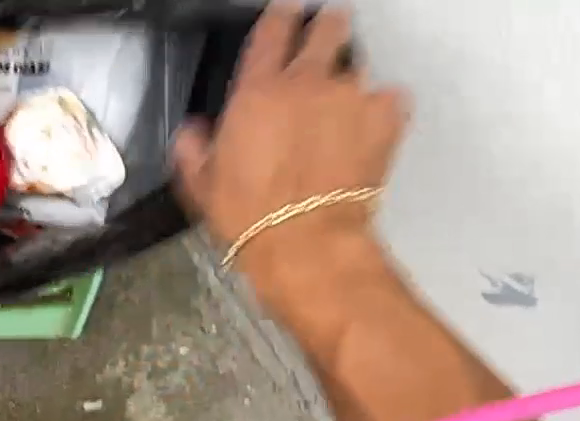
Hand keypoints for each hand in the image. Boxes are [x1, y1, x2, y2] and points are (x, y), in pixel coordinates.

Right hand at [172, 2, 407, 300]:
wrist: (303, 239)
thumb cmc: (245, 214)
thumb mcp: (201, 186)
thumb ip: (194, 149)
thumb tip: (191, 132)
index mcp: (258, 93)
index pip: (274, 28)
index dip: (279, 17)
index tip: (283, 15)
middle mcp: (309, 80)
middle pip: (331, 25)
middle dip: (325, 32)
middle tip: (318, 54)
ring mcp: (354, 93)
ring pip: (355, 68)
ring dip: (342, 86)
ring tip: (331, 121)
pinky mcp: (387, 113)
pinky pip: (384, 99)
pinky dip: (373, 113)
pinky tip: (356, 139)